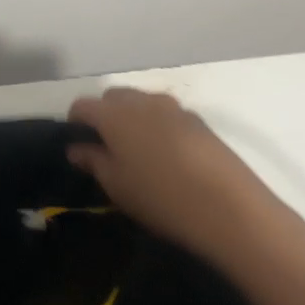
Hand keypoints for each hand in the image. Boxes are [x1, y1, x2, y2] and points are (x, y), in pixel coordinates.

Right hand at [66, 87, 304, 266]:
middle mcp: (143, 102)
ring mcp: (174, 108)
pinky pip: (167, 115)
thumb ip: (93, 161)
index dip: (75, 121)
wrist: (229, 208)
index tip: (77, 143)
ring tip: (137, 152)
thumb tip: (76, 148)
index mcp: (115, 114)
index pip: (83, 105)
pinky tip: (166, 156)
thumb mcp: (116, 185)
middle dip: (104, 114)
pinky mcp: (199, 121)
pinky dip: (158, 126)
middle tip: (106, 147)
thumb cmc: (160, 197)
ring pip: (142, 103)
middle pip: (114, 97)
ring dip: (133, 118)